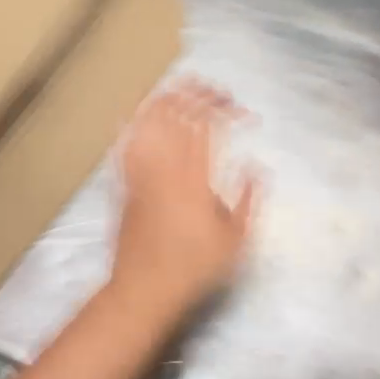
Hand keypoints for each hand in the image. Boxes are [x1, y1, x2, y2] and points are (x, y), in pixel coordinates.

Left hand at [107, 79, 257, 319]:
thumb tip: (255, 167)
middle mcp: (164, 167)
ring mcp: (139, 173)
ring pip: (147, 121)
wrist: (143, 288)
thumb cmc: (194, 267)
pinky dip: (134, 122)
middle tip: (216, 92)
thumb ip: (248, 197)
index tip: (246, 114)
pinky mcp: (123, 184)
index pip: (209, 125)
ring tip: (183, 90)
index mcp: (195, 177)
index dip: (227, 110)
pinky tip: (138, 112)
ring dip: (166, 99)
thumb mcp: (236, 239)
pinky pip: (125, 142)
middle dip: (197, 94)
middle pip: (176, 113)